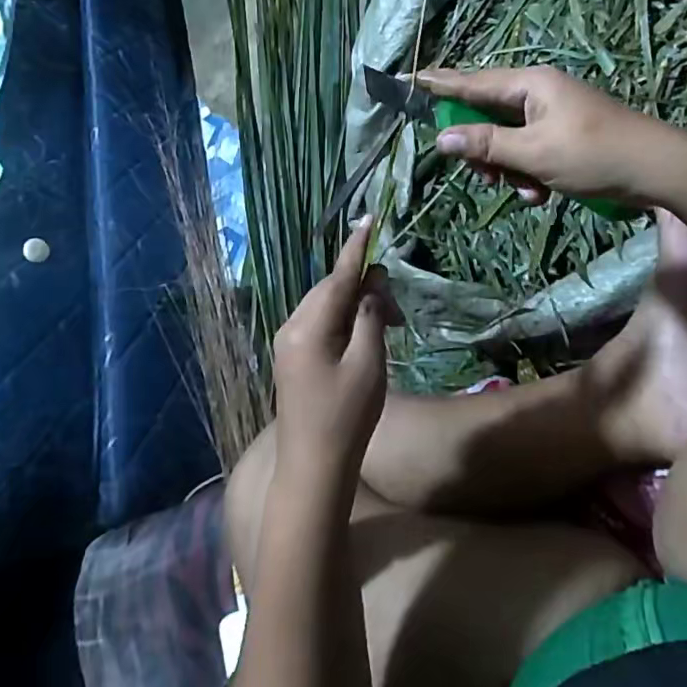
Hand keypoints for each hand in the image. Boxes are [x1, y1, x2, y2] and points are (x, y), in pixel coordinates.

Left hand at [271, 220, 394, 480]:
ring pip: (325, 306)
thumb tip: (372, 284)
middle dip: (364, 288)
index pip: (337, 276)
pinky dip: (342, 321)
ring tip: (388, 325)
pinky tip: (363, 336)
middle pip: (330, 290)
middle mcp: (291, 326)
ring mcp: (287, 342)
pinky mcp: (291, 357)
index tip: (369, 218)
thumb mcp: (369, 365)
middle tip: (398, 309)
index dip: (356, 247)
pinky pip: (318, 323)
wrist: (313, 468)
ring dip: (355, 306)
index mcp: (308, 326)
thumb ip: (371, 318)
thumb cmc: (347, 418)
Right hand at [416, 65, 679, 205]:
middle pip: (487, 116)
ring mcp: (553, 114)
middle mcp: (539, 92)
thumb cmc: (595, 154)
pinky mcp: (564, 135)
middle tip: (486, 178)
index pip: (472, 82)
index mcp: (531, 85)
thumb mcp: (533, 153)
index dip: (440, 84)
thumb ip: (485, 145)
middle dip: (483, 151)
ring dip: (508, 169)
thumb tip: (442, 138)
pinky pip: (529, 150)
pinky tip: (541, 194)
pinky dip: (528, 173)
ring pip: (507, 139)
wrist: (661, 171)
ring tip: (527, 192)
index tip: (410, 79)